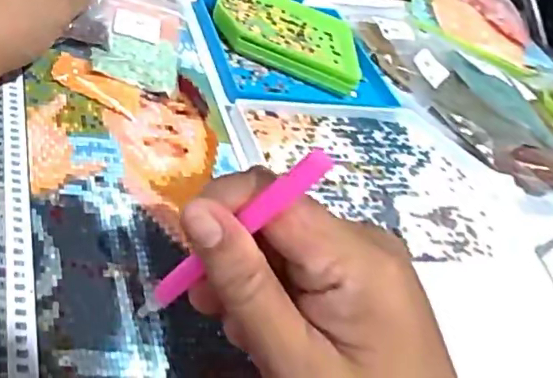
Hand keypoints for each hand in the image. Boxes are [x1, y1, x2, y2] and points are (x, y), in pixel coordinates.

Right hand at [179, 169, 455, 377]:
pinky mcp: (362, 281)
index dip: (219, 205)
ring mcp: (366, 261)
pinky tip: (260, 325)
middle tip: (204, 304)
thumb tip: (193, 209)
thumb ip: (244, 283)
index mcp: (358, 255)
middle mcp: (364, 240)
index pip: (270, 191)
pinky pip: (298, 261)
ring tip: (234, 327)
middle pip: (271, 215)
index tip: (186, 249)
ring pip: (278, 239)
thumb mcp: (295, 362)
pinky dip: (269, 286)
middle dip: (229, 250)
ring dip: (244, 273)